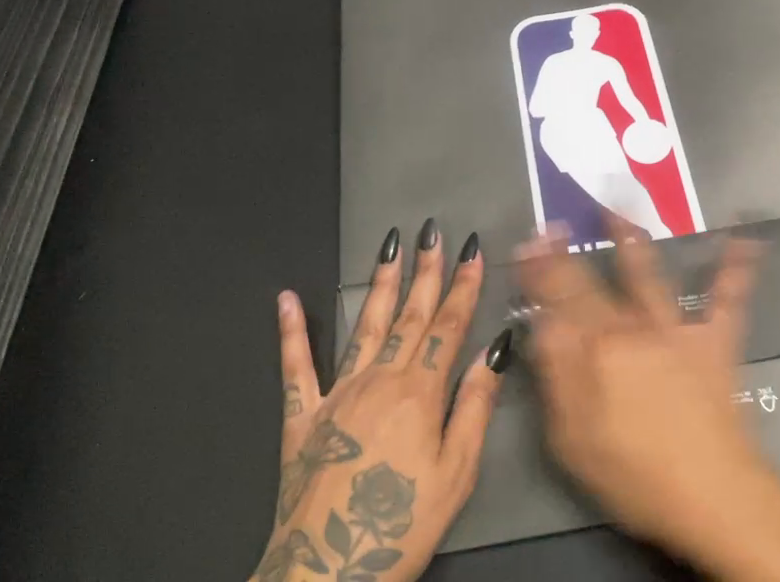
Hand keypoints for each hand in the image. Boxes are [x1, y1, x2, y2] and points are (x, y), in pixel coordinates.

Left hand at [255, 221, 513, 581]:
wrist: (326, 569)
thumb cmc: (400, 527)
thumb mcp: (456, 475)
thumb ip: (474, 408)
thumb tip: (493, 352)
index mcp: (419, 394)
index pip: (447, 327)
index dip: (462, 285)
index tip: (472, 250)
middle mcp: (379, 381)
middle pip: (409, 315)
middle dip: (424, 271)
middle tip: (432, 232)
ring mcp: (336, 393)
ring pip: (364, 326)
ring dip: (379, 284)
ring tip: (389, 246)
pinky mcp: (301, 415)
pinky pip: (295, 366)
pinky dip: (290, 330)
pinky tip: (286, 298)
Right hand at [519, 216, 779, 581]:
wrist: (712, 494)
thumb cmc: (633, 475)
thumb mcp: (571, 438)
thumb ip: (555, 377)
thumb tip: (540, 325)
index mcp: (594, 352)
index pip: (557, 301)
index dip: (538, 271)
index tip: (526, 244)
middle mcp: (632, 329)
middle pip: (592, 284)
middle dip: (566, 254)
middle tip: (553, 224)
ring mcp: (676, 331)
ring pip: (648, 276)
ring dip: (631, 240)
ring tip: (618, 210)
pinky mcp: (715, 343)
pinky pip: (727, 300)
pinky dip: (736, 269)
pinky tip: (747, 240)